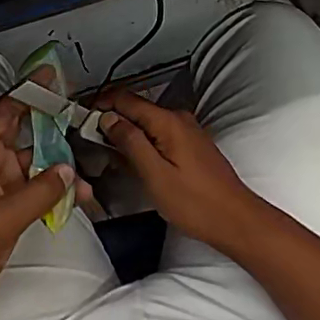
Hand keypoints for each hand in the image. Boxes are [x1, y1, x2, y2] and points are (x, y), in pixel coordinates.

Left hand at [0, 71, 83, 311]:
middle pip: (21, 132)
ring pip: (33, 162)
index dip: (26, 91)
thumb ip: (41, 190)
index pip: (5, 112)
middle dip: (47, 121)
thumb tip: (68, 169)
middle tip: (75, 111)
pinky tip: (78, 196)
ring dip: (57, 163)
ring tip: (85, 165)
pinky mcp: (8, 205)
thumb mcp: (7, 215)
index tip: (49, 75)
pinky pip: (36, 187)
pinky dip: (54, 188)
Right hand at [94, 91, 266, 255]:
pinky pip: (158, 132)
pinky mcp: (191, 143)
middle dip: (111, 119)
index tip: (81, 118)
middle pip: (135, 107)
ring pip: (146, 121)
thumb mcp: (154, 174)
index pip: (124, 98)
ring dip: (126, 131)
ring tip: (108, 152)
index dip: (100, 104)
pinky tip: (134, 160)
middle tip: (91, 139)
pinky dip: (142, 140)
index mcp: (167, 121)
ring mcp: (187, 130)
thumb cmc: (196, 203)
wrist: (238, 222)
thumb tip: (108, 119)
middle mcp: (178, 118)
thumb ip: (129, 142)